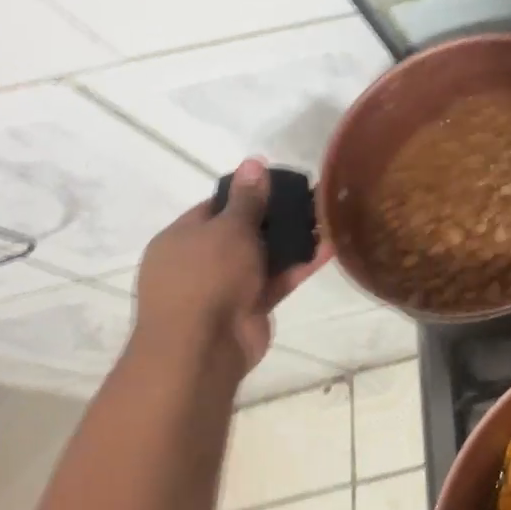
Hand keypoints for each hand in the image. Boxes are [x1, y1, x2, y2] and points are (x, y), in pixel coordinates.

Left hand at [130, 158, 331, 374]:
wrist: (201, 348)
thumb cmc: (207, 277)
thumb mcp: (229, 228)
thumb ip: (248, 198)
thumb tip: (253, 161)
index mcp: (181, 238)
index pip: (215, 207)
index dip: (248, 194)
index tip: (281, 185)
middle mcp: (199, 261)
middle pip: (243, 232)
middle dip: (276, 217)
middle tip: (311, 201)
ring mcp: (224, 287)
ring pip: (263, 257)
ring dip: (293, 241)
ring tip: (328, 221)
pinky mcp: (248, 308)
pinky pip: (276, 280)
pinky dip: (299, 266)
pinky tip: (329, 249)